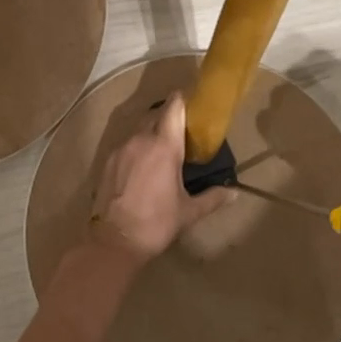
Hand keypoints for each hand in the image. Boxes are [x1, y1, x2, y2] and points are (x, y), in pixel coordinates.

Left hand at [88, 93, 233, 262]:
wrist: (114, 241)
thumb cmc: (156, 223)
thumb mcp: (189, 212)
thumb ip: (212, 198)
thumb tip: (233, 193)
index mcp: (163, 146)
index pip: (174, 108)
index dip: (183, 100)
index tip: (193, 101)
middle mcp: (140, 140)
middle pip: (155, 115)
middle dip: (169, 117)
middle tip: (184, 130)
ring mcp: (120, 150)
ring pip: (138, 130)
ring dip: (152, 133)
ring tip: (164, 149)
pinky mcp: (107, 162)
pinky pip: (126, 145)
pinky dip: (138, 148)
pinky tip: (144, 165)